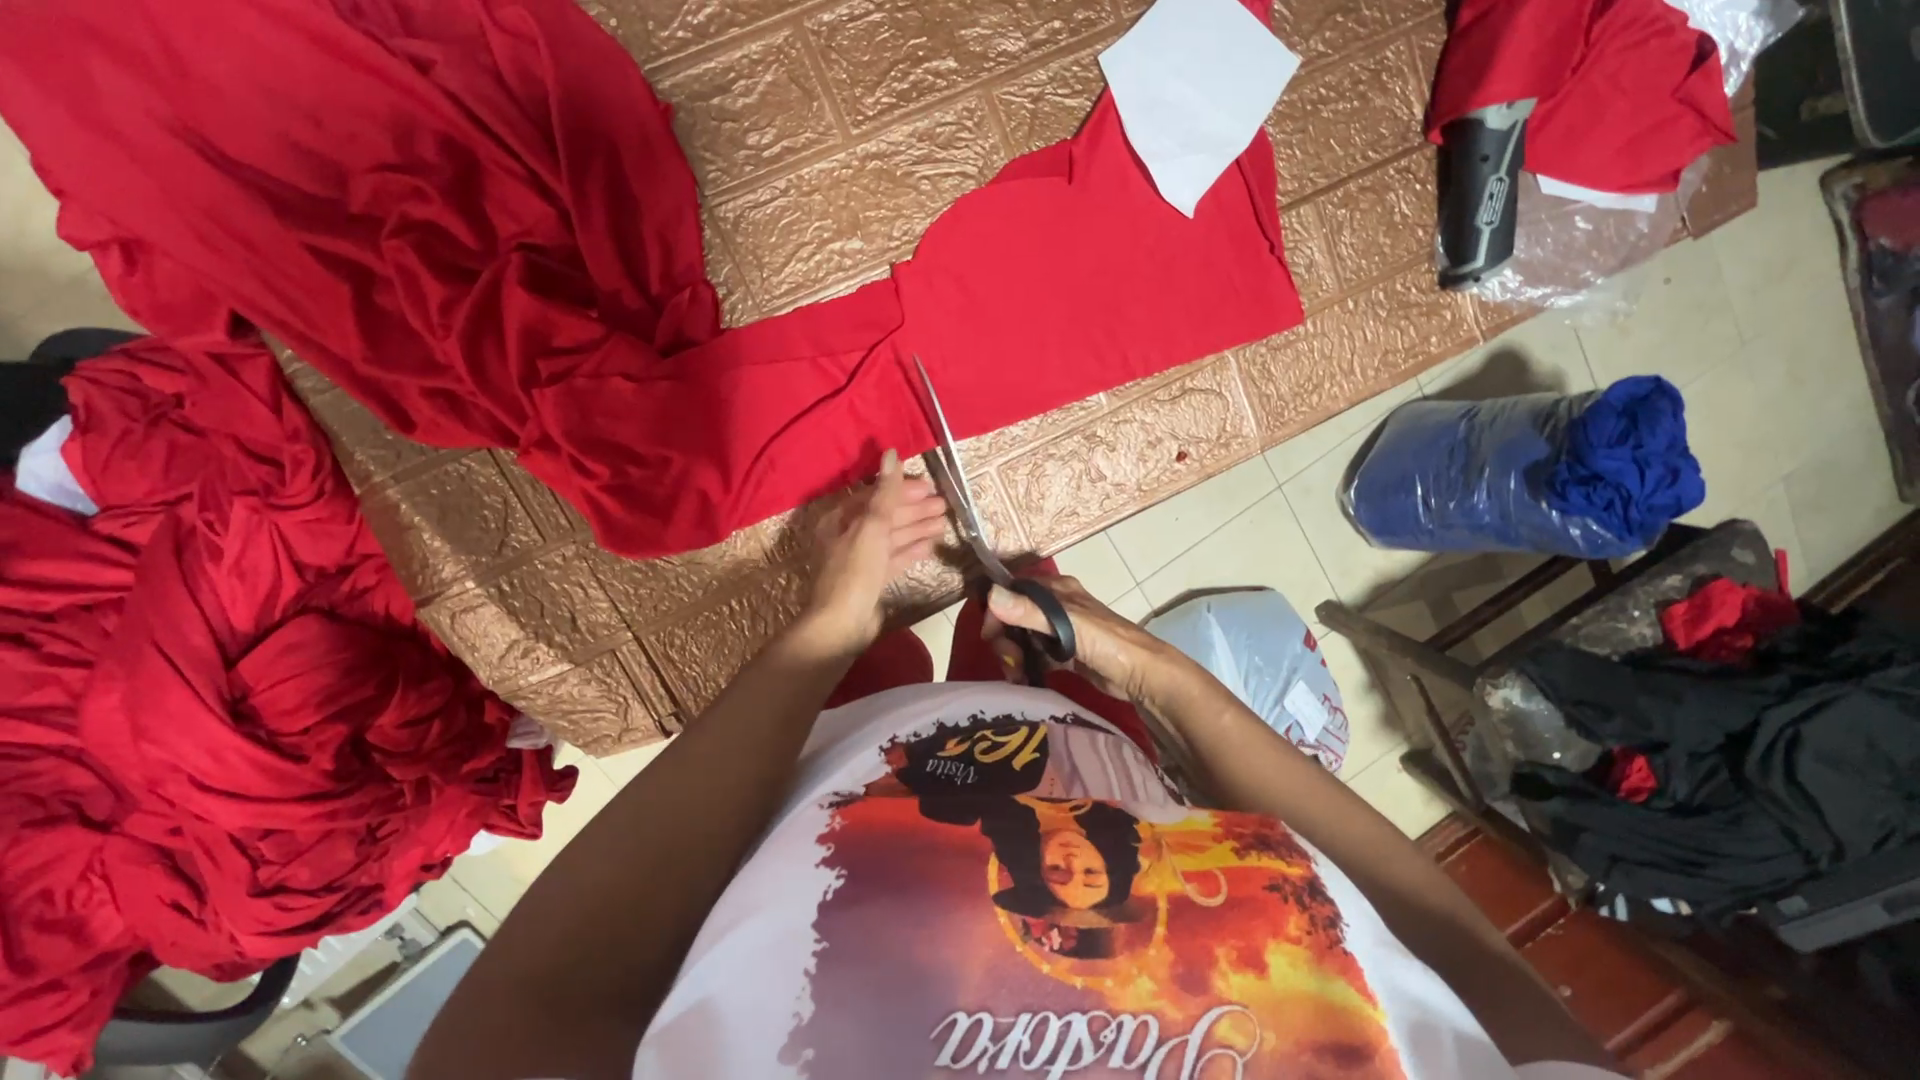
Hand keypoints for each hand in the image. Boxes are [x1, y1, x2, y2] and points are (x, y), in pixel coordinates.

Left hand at [794, 449, 948, 656]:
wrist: (842, 625)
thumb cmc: (854, 571)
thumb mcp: (871, 527)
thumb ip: (885, 492)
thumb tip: (891, 453)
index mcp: (840, 520)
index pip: (874, 496)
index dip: (901, 490)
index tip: (929, 487)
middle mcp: (847, 537)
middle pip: (885, 517)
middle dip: (914, 510)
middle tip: (944, 505)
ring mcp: (860, 561)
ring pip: (892, 538)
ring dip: (916, 529)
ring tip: (944, 523)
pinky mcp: (871, 582)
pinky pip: (893, 559)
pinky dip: (911, 551)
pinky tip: (930, 546)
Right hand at [982, 573, 1182, 706]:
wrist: (1141, 674)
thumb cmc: (1107, 642)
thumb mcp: (1066, 624)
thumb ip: (1029, 611)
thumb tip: (991, 594)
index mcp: (1057, 590)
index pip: (1013, 592)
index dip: (997, 611)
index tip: (991, 637)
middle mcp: (1057, 606)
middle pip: (1015, 616)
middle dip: (1006, 639)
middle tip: (1009, 664)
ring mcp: (1061, 630)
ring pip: (1024, 637)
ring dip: (1014, 656)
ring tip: (1017, 676)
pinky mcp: (1065, 653)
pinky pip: (1036, 655)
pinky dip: (1027, 666)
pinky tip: (1025, 680)